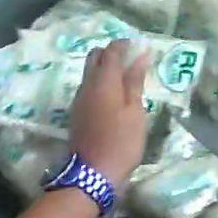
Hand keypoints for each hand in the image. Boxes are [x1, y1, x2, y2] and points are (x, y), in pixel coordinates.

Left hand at [69, 41, 149, 184]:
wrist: (92, 173)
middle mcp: (86, 85)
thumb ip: (135, 81)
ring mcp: (78, 99)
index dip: (123, 44)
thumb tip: (140, 55)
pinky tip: (114, 97)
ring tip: (126, 80)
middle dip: (111, 53)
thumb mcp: (135, 112)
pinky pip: (87, 87)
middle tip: (131, 62)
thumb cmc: (121, 142)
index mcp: (103, 81)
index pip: (110, 51)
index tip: (138, 46)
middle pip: (94, 57)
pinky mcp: (77, 112)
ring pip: (89, 72)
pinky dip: (100, 84)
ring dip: (105, 69)